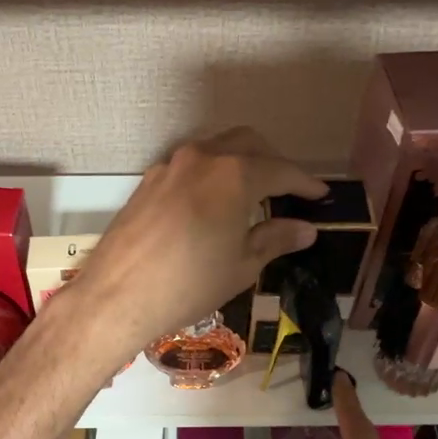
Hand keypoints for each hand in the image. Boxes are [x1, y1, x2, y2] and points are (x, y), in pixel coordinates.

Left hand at [60, 127, 326, 361]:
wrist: (117, 295)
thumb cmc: (189, 284)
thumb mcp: (242, 266)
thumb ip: (275, 239)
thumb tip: (306, 228)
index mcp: (234, 174)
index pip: (281, 170)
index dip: (305, 183)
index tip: (321, 196)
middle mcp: (202, 158)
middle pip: (248, 144)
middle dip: (273, 162)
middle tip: (288, 191)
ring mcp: (170, 166)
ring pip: (216, 149)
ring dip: (240, 162)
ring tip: (252, 194)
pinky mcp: (149, 181)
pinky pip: (190, 165)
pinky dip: (211, 174)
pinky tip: (213, 203)